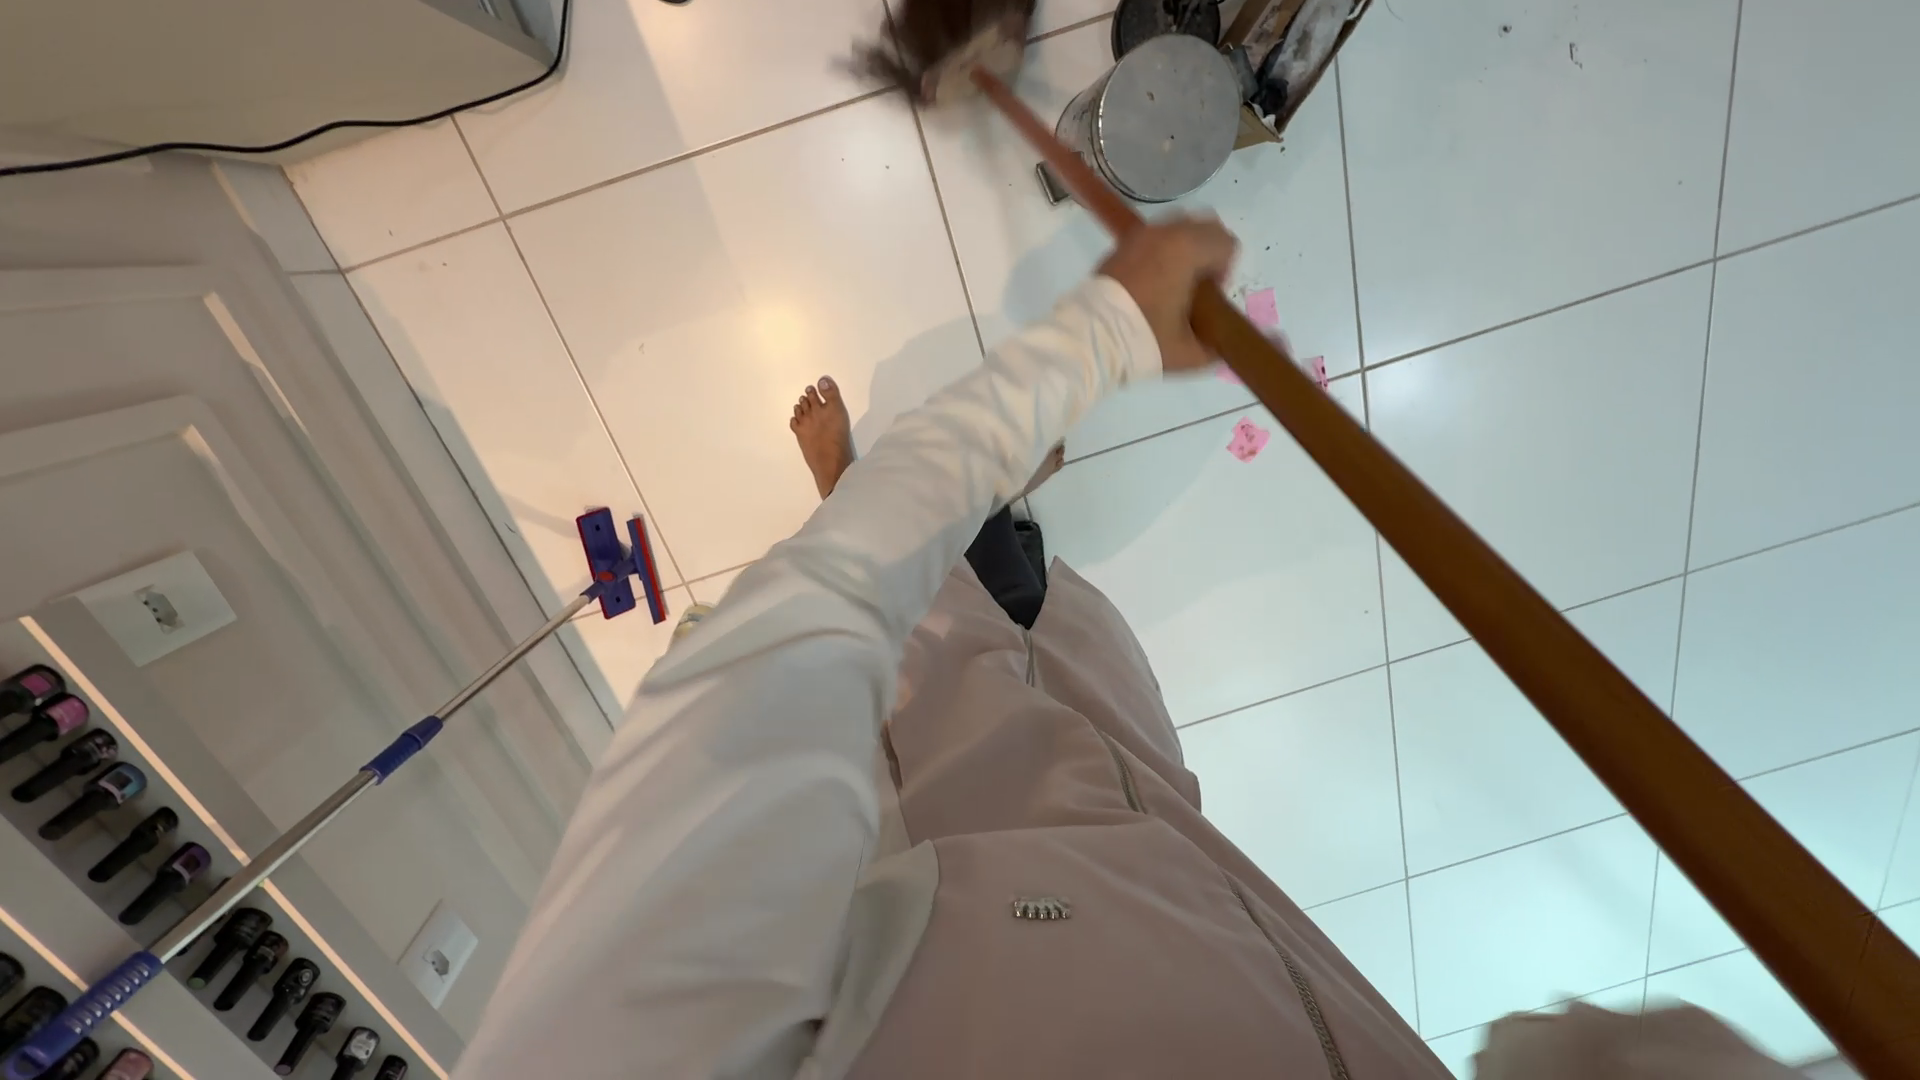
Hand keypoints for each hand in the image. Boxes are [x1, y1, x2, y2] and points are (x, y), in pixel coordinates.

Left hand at [1096, 215, 1238, 373]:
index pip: (1226, 243)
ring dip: (1182, 250)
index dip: (1223, 271)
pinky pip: (1149, 239)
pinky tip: (1148, 287)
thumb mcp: (1194, 352)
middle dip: (1205, 253)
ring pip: (1174, 229)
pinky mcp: (1117, 247)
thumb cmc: (1146, 343)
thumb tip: (1278, 342)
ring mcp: (1137, 237)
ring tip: (1171, 288)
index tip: (1207, 299)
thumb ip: (1233, 344)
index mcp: (1188, 248)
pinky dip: (1157, 254)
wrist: (1089, 342)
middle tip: (1192, 291)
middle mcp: (1164, 232)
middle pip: (1202, 227)